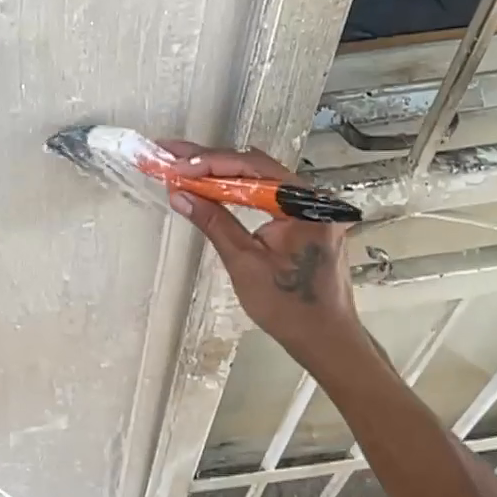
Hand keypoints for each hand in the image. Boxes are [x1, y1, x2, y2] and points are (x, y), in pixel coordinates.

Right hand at [160, 142, 370, 369]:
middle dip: (210, 161)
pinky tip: (209, 188)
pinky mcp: (304, 218)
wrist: (326, 341)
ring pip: (258, 177)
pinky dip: (236, 189)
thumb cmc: (288, 307)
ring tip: (182, 167)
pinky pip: (266, 193)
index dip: (209, 163)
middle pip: (254, 166)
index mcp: (305, 204)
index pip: (251, 168)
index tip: (175, 165)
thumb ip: (213, 221)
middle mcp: (313, 198)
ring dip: (220, 173)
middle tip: (170, 155)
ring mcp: (310, 207)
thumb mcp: (243, 262)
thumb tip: (179, 194)